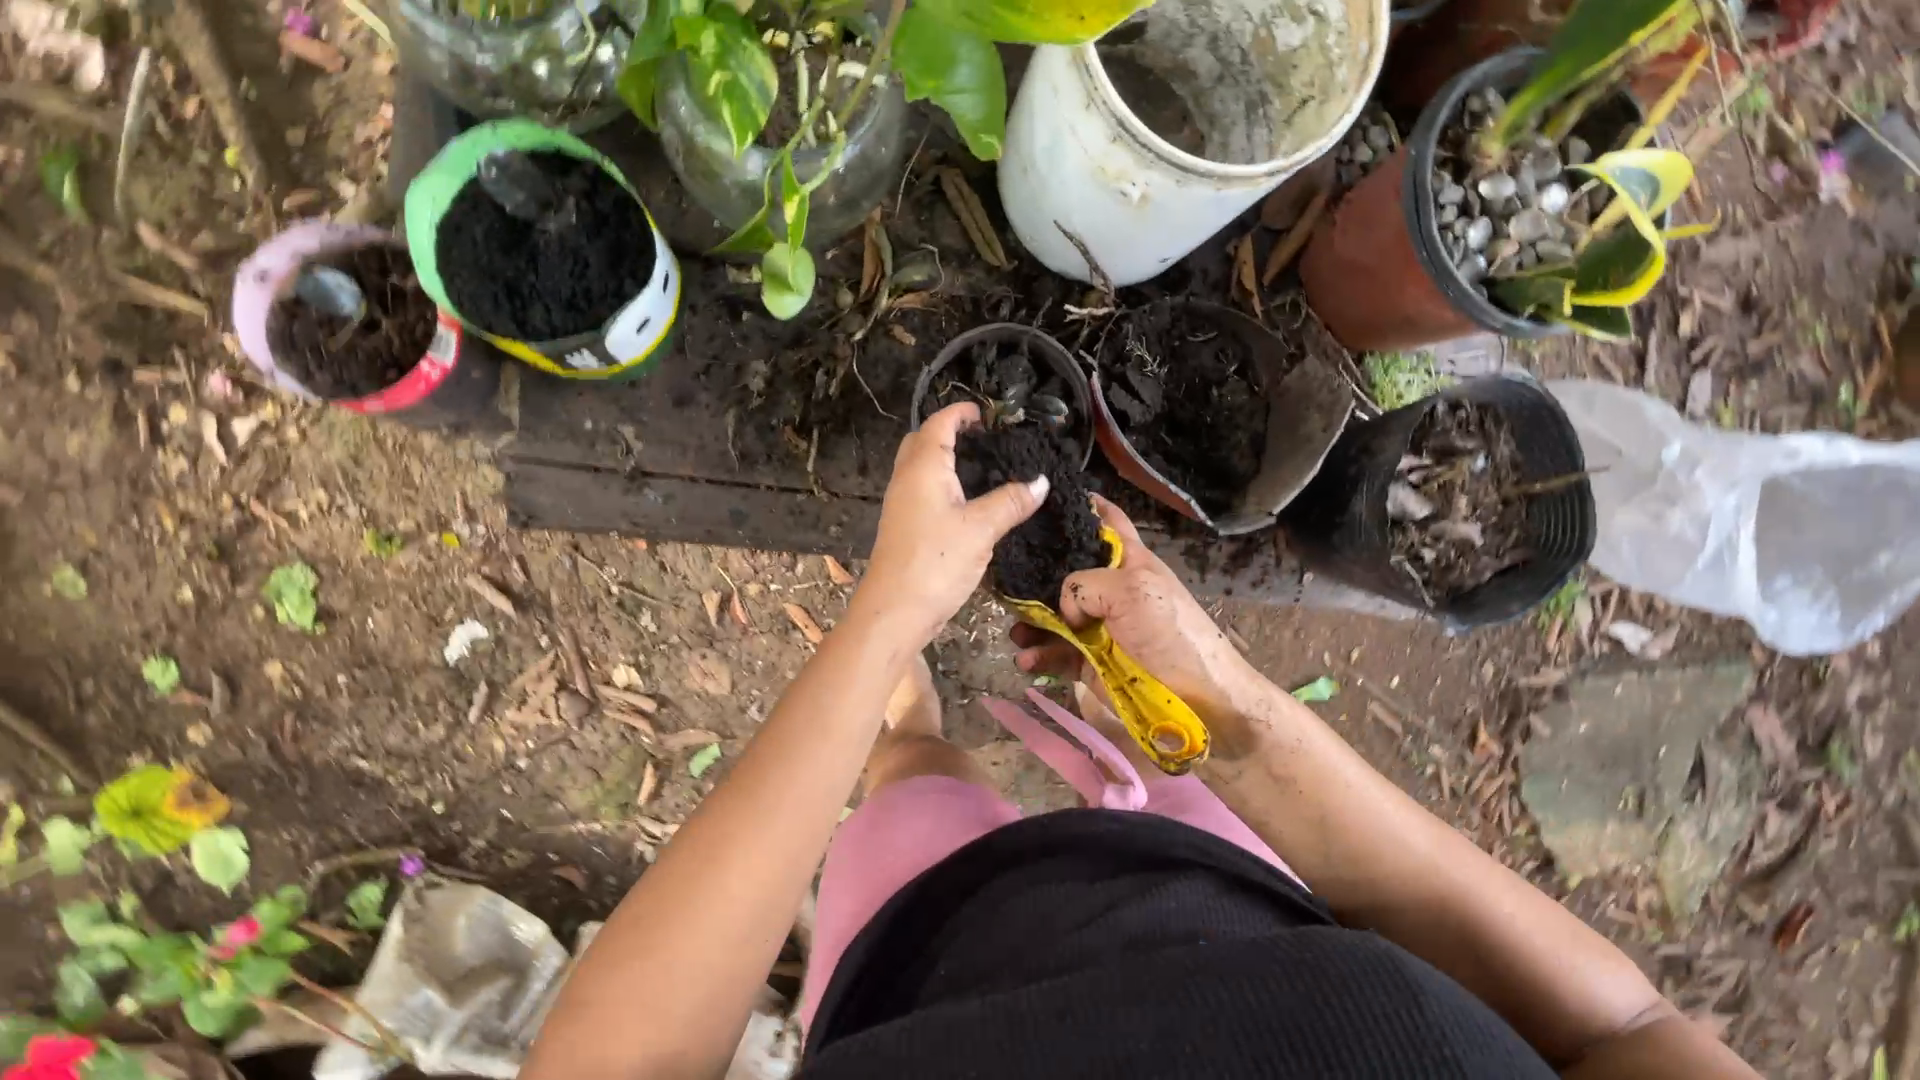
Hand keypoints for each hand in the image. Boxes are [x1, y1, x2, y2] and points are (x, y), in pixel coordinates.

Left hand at [849, 402, 1048, 644]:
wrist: (894, 610)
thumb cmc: (935, 562)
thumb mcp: (981, 529)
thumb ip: (1010, 502)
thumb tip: (1041, 481)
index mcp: (923, 468)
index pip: (938, 424)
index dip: (960, 413)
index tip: (986, 414)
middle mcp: (906, 479)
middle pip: (922, 442)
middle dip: (949, 432)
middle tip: (984, 438)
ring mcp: (901, 504)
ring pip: (920, 468)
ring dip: (945, 460)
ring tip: (982, 467)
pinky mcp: (904, 527)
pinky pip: (923, 492)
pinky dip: (943, 485)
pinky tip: (967, 502)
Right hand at [1012, 496, 1265, 723]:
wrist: (1197, 699)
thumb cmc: (1170, 632)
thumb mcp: (1132, 589)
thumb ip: (1084, 584)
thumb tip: (1065, 611)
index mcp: (1128, 562)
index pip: (1105, 523)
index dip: (1082, 508)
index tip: (1047, 500)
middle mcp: (1110, 591)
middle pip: (1064, 573)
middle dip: (1035, 576)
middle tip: (1003, 578)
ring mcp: (1098, 628)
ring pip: (1052, 617)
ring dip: (1030, 622)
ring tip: (1016, 632)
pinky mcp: (1089, 663)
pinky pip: (1054, 654)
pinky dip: (1037, 655)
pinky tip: (1026, 659)